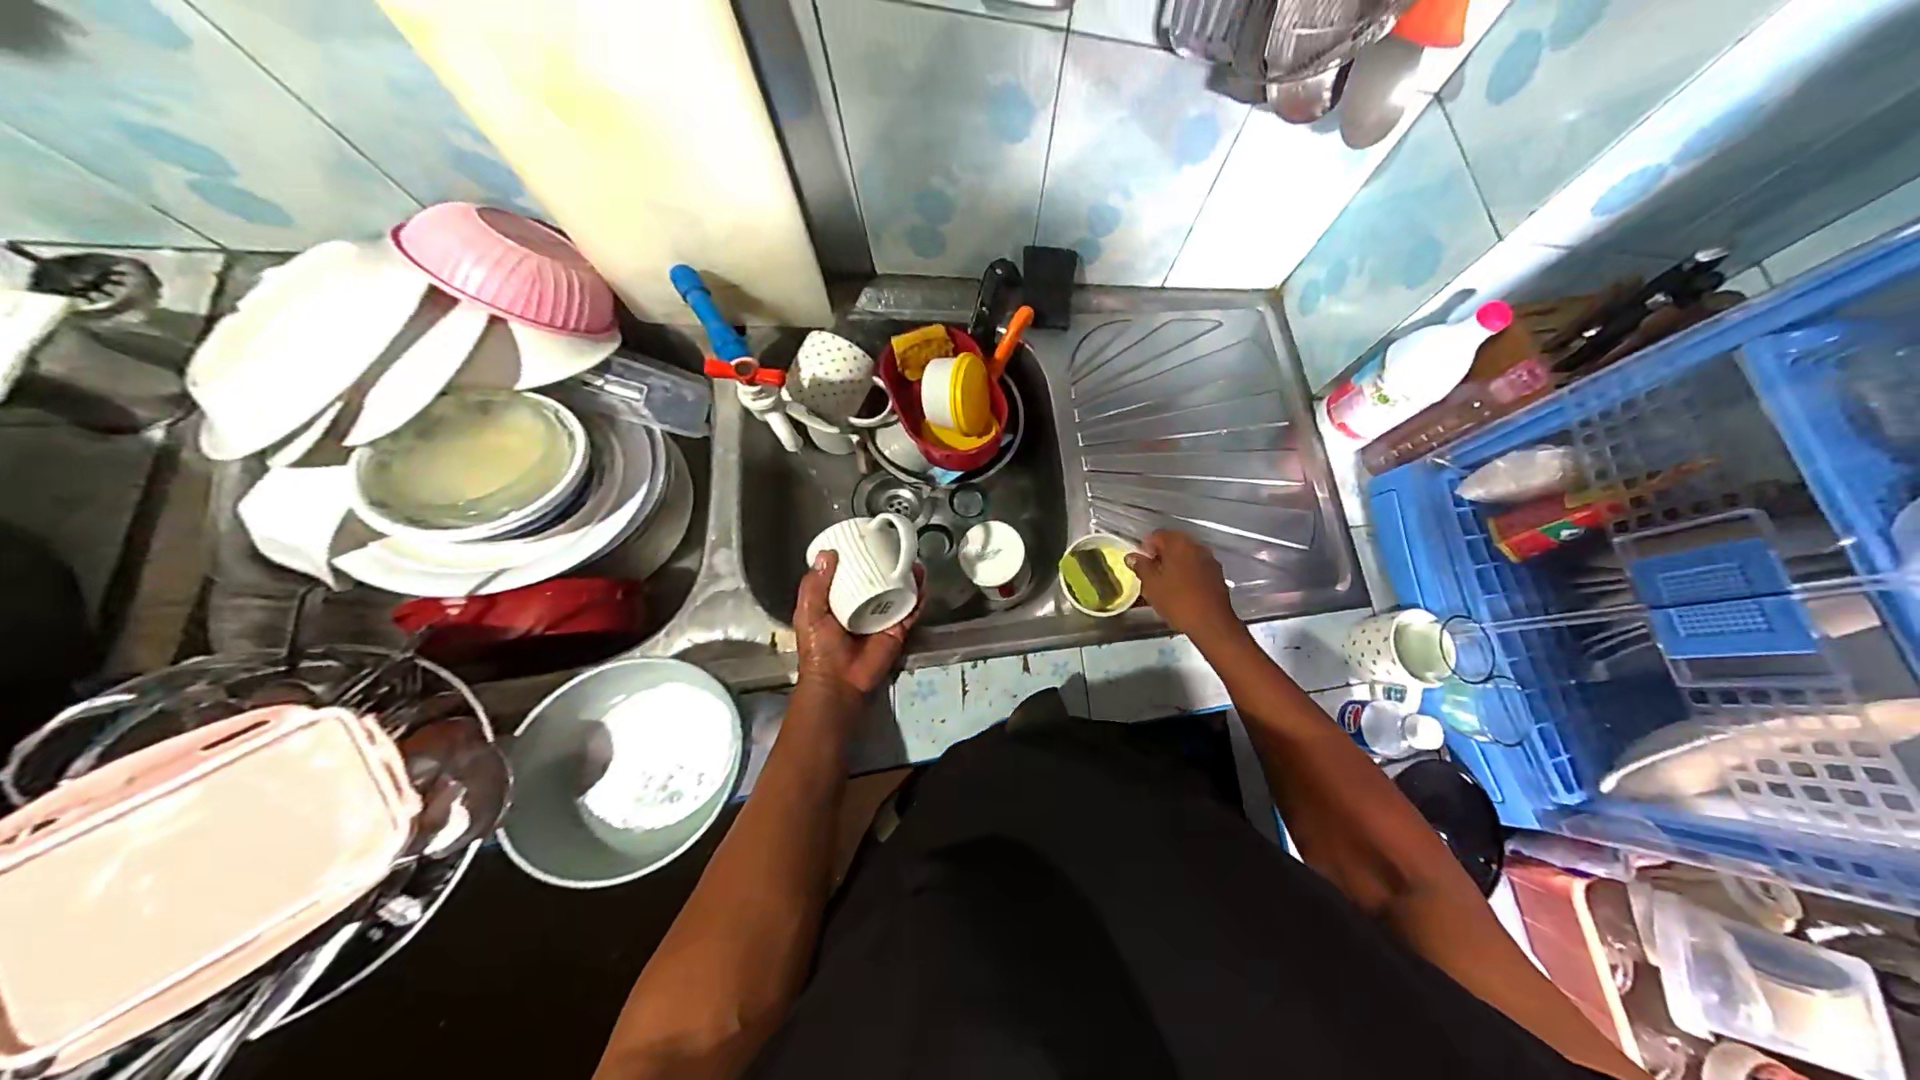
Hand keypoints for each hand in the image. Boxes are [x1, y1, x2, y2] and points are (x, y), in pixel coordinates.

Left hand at [794, 550, 921, 698]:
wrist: (839, 682)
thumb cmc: (820, 649)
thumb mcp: (808, 612)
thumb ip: (814, 585)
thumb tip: (828, 553)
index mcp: (839, 600)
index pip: (850, 573)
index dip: (858, 556)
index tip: (864, 538)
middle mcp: (863, 605)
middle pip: (878, 578)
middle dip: (887, 562)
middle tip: (894, 545)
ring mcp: (882, 616)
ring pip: (898, 590)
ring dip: (906, 575)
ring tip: (911, 557)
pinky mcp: (898, 628)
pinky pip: (911, 609)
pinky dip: (918, 595)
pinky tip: (921, 580)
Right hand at [1125, 530, 1240, 643]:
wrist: (1211, 623)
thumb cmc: (1177, 601)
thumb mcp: (1152, 584)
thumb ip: (1141, 566)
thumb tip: (1132, 556)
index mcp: (1178, 544)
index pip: (1157, 535)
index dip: (1146, 548)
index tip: (1140, 564)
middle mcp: (1196, 546)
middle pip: (1174, 543)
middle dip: (1161, 555)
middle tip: (1151, 573)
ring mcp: (1209, 559)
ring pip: (1186, 555)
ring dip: (1175, 564)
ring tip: (1165, 582)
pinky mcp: (1217, 574)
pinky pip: (1197, 566)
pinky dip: (1187, 572)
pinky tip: (1182, 588)